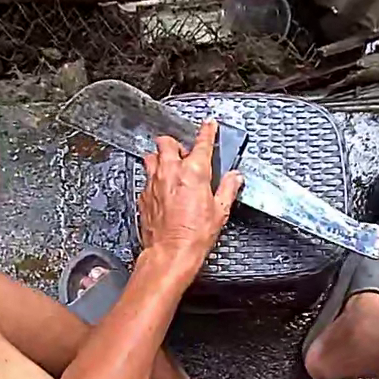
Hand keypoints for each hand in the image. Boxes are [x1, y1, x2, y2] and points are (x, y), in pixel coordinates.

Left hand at [138, 119, 241, 265]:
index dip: (207, 131)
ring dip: (160, 158)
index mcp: (194, 171)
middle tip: (184, 154)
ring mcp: (154, 182)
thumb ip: (228, 189)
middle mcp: (170, 172)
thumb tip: (235, 178)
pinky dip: (153, 178)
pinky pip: (146, 178)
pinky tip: (162, 189)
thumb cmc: (194, 235)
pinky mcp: (143, 195)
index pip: (202, 142)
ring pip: (151, 157)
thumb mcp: (220, 211)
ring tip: (169, 167)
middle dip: (175, 144)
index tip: (209, 125)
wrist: (170, 253)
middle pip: (166, 142)